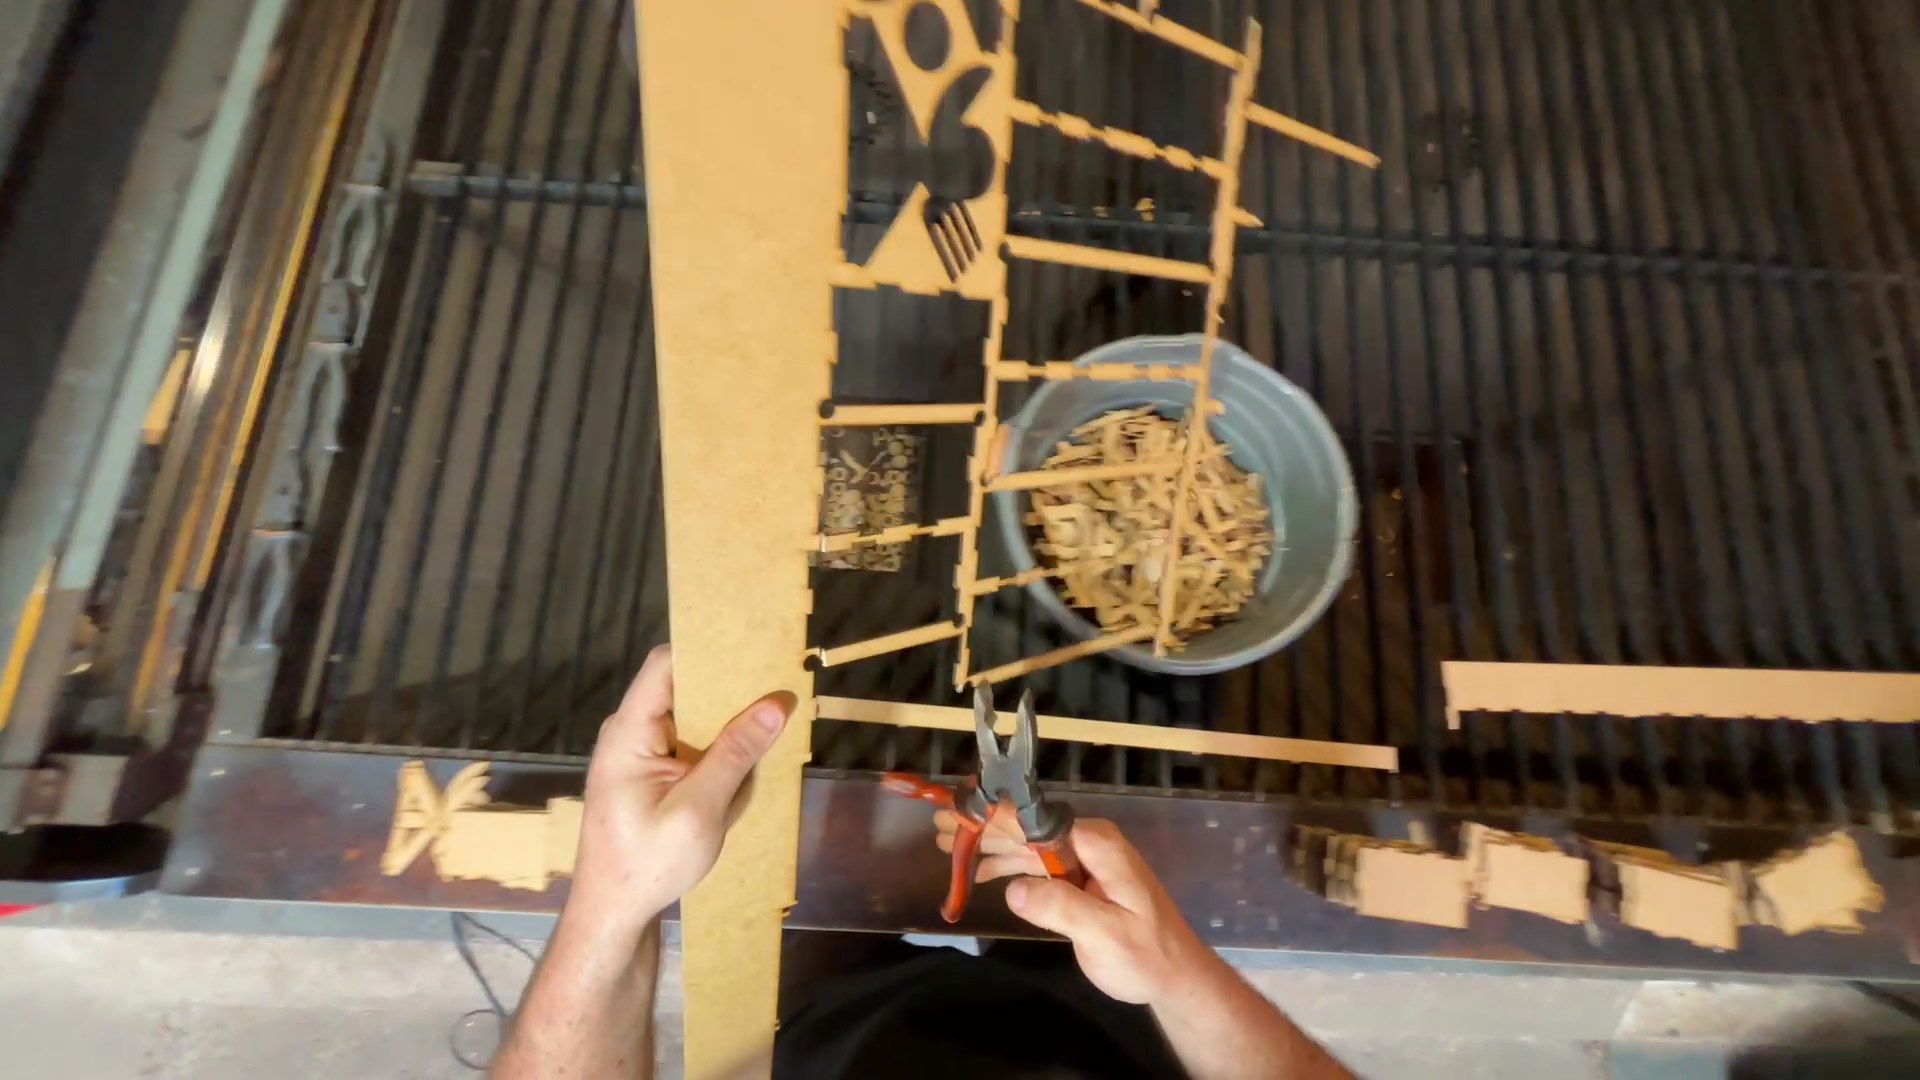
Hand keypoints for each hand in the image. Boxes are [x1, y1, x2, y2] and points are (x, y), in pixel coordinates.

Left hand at [568, 645, 790, 936]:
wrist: (613, 915)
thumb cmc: (646, 865)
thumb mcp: (699, 811)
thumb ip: (736, 754)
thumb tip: (777, 704)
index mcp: (629, 732)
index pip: (665, 664)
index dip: (707, 648)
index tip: (752, 645)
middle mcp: (632, 730)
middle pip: (685, 685)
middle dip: (730, 686)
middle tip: (776, 685)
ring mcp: (642, 750)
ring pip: (695, 714)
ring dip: (729, 720)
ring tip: (771, 719)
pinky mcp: (655, 769)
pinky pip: (694, 740)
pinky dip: (721, 745)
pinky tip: (747, 758)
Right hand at [936, 811, 1220, 1004]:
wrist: (1174, 976)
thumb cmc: (1146, 954)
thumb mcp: (1105, 933)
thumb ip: (1060, 907)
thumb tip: (1013, 888)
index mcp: (1095, 842)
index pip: (1036, 820)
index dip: (996, 815)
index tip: (961, 809)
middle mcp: (1085, 841)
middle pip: (1025, 828)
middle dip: (982, 827)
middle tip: (940, 827)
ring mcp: (1081, 858)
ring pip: (1026, 845)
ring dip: (988, 845)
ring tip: (947, 844)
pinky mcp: (1077, 877)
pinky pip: (1036, 865)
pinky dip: (1006, 866)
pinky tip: (980, 871)